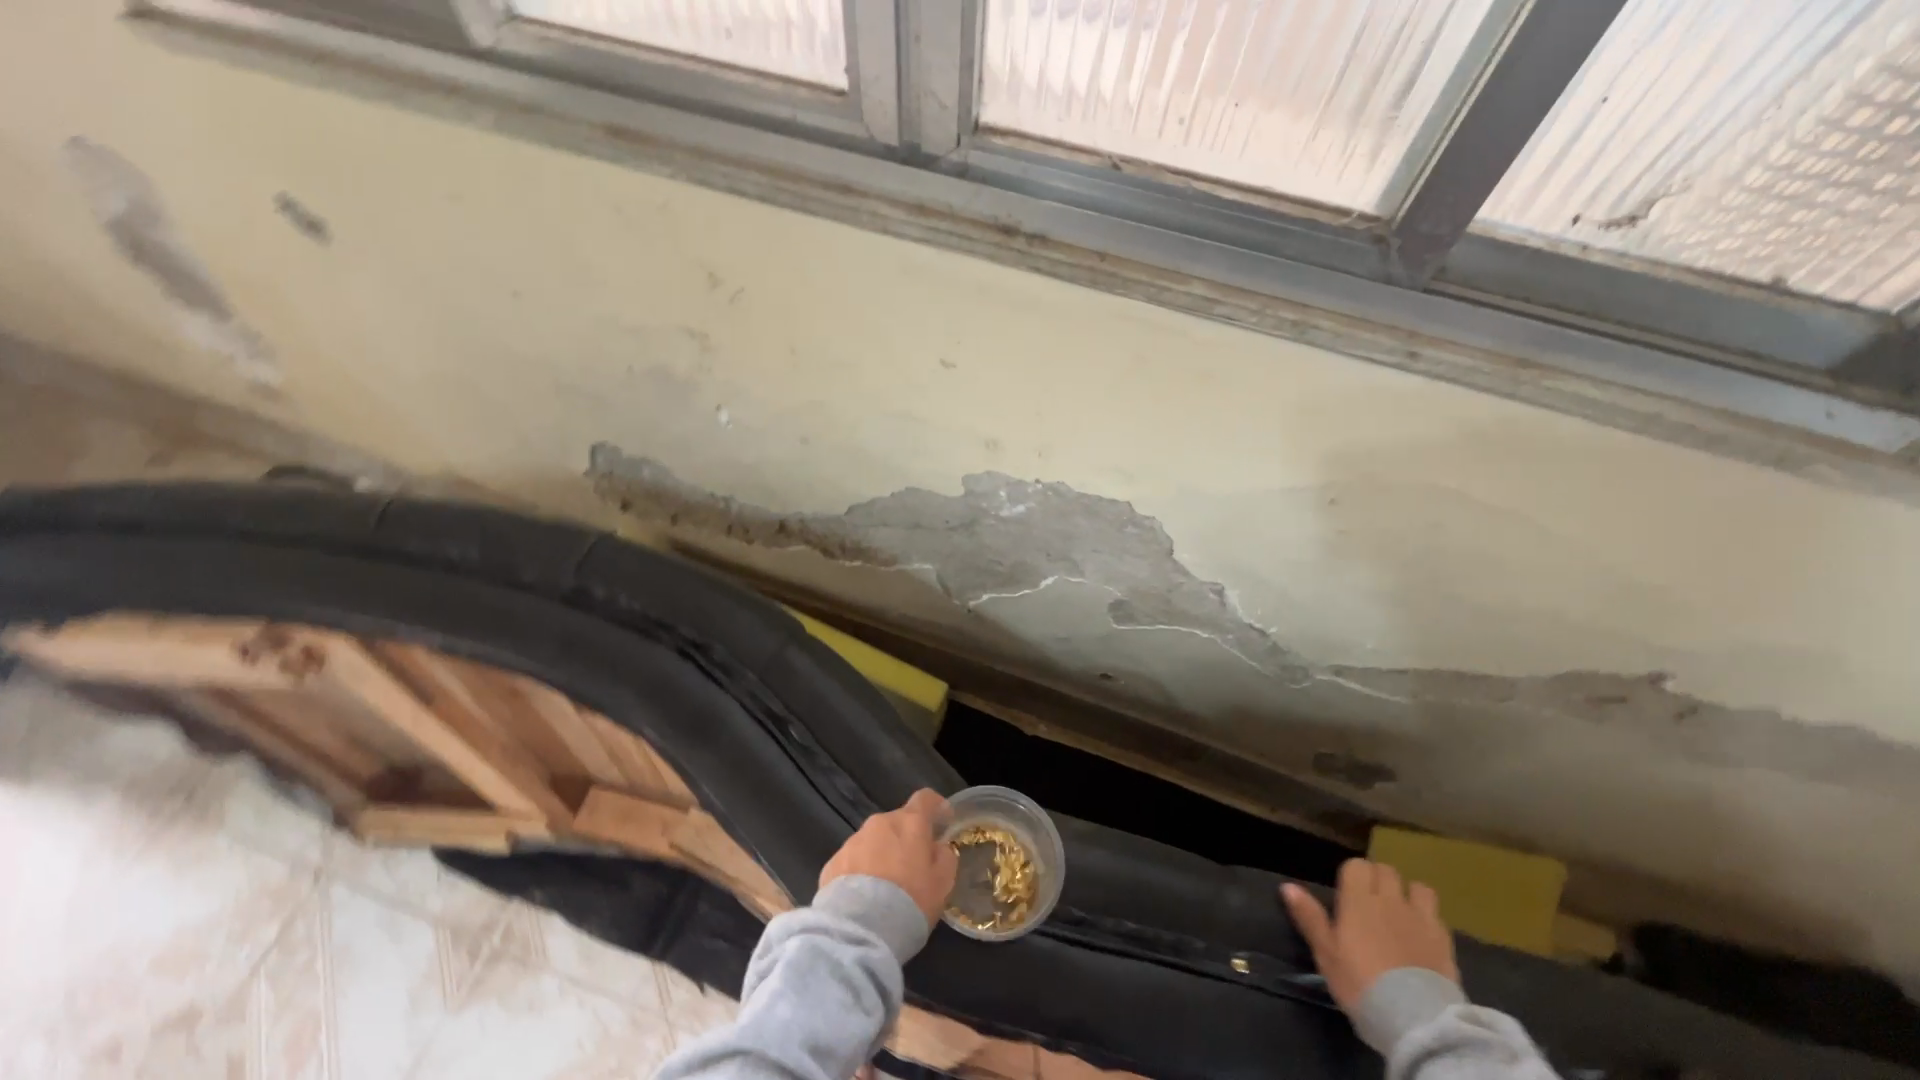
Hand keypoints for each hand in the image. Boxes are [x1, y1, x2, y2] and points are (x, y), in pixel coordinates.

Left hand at [819, 789, 958, 926]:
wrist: (860, 929)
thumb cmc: (911, 901)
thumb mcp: (942, 882)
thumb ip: (944, 857)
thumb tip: (937, 847)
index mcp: (910, 823)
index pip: (925, 798)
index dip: (936, 806)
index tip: (943, 821)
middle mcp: (879, 823)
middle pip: (898, 822)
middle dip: (907, 837)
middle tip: (914, 865)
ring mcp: (852, 841)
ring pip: (874, 841)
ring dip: (882, 854)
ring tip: (886, 887)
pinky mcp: (832, 863)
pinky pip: (854, 860)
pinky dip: (862, 871)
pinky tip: (865, 898)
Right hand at [1280, 858, 1458, 1011]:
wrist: (1412, 1016)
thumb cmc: (1360, 983)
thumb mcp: (1326, 953)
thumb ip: (1309, 917)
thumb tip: (1287, 886)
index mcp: (1359, 900)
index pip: (1357, 865)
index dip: (1352, 875)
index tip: (1346, 895)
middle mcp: (1391, 900)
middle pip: (1386, 870)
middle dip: (1378, 879)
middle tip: (1369, 903)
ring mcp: (1421, 918)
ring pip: (1418, 887)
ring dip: (1408, 893)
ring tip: (1400, 914)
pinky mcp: (1444, 938)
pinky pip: (1437, 914)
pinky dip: (1428, 917)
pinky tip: (1421, 935)